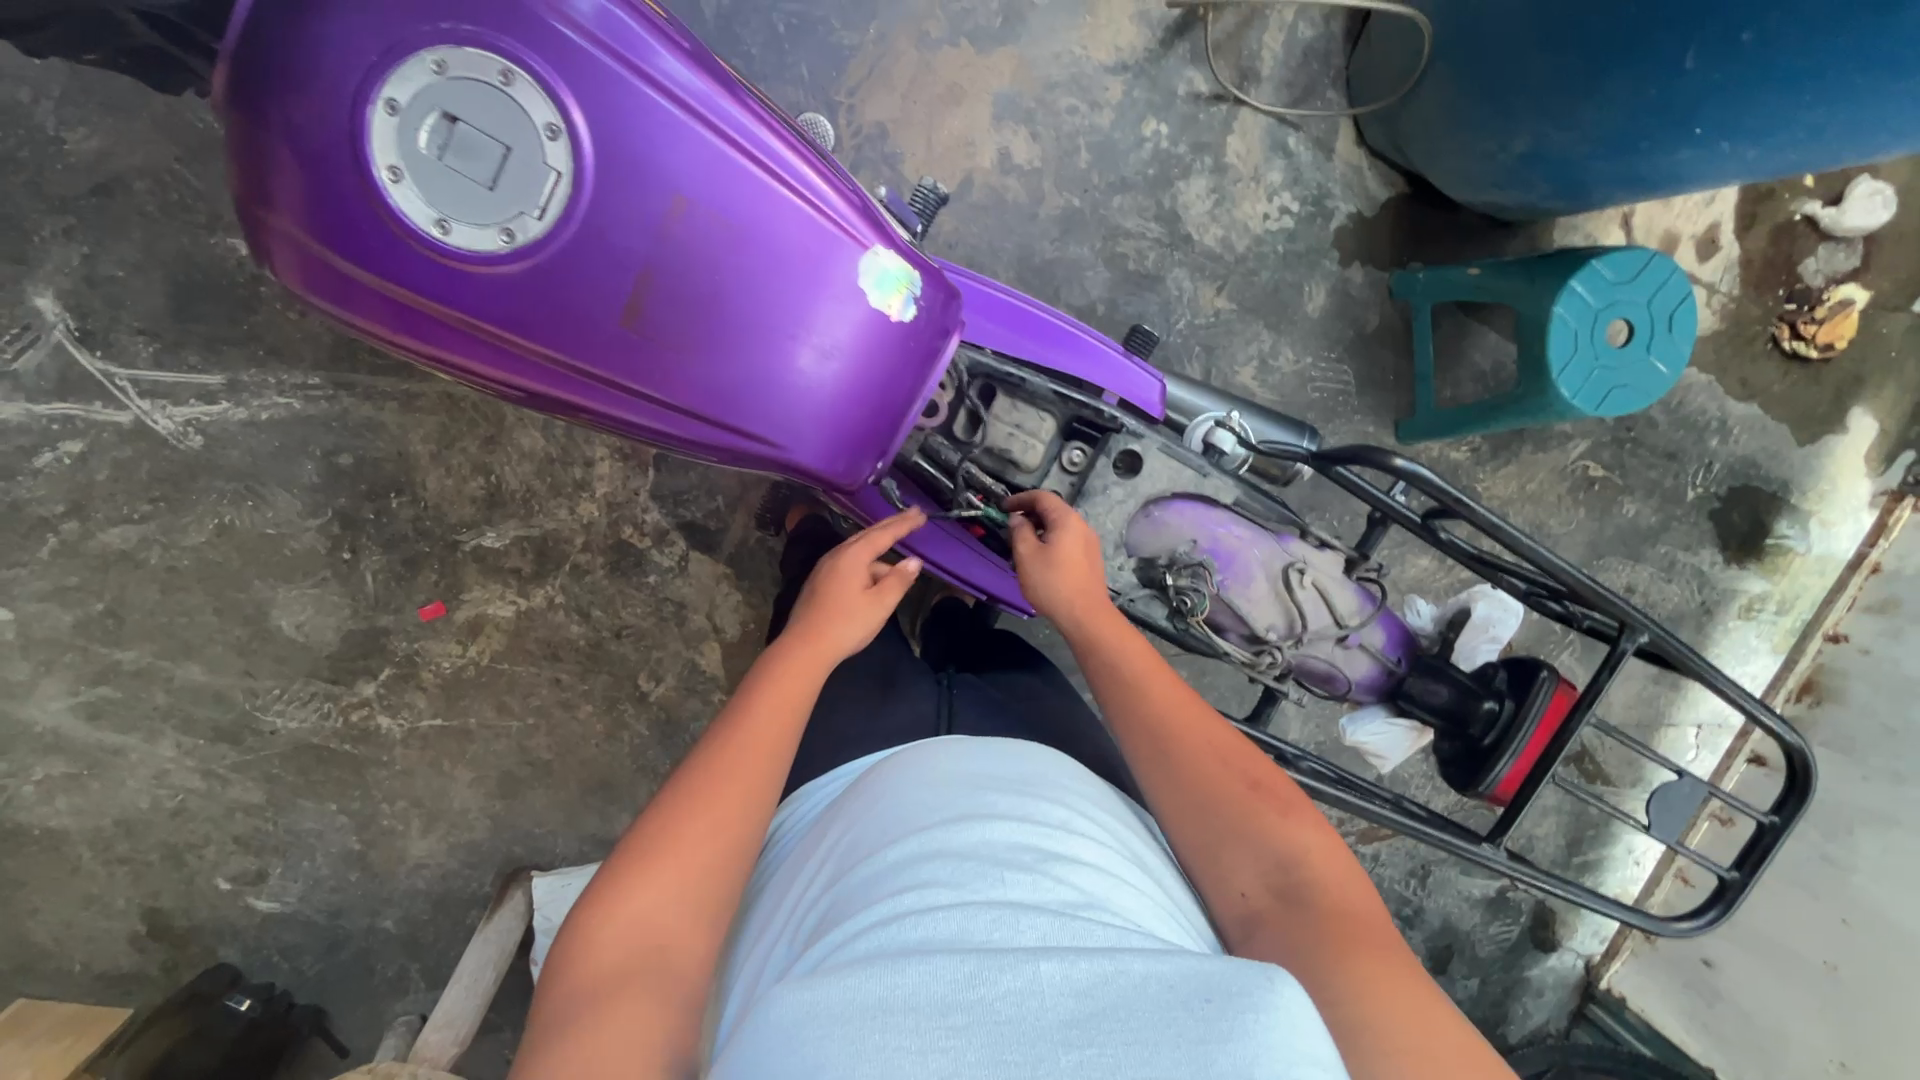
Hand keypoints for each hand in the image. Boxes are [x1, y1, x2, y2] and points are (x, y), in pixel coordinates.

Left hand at [778, 508, 926, 666]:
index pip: (884, 533)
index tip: (922, 513)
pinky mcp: (819, 582)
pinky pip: (849, 564)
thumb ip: (899, 580)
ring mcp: (825, 568)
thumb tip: (914, 561)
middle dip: (892, 526)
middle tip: (913, 517)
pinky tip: (873, 580)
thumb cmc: (846, 625)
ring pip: (858, 553)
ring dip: (879, 553)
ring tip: (898, 568)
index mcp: (853, 556)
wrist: (804, 648)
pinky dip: (866, 564)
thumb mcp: (880, 604)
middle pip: (868, 535)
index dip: (904, 523)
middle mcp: (837, 555)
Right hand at [1004, 490, 1115, 634]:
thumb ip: (1019, 531)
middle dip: (1030, 514)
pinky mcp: (1091, 558)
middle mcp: (1081, 525)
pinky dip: (1051, 540)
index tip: (1002, 508)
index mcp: (1066, 519)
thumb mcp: (1026, 555)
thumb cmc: (1052, 583)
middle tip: (1010, 527)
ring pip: (1060, 526)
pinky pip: (1068, 540)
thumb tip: (1017, 519)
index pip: (1042, 497)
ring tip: (1022, 544)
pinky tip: (1041, 558)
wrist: (1085, 616)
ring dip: (1040, 529)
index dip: (1020, 499)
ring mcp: (1089, 542)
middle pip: (1053, 510)